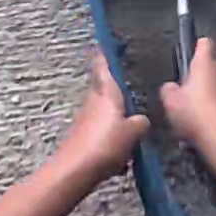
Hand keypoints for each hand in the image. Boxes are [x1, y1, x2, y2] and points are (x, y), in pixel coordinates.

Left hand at [54, 53, 149, 185]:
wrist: (74, 171)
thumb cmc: (105, 144)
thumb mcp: (132, 132)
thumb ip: (140, 123)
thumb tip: (141, 120)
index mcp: (106, 93)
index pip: (103, 67)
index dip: (104, 55)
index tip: (103, 44)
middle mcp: (94, 102)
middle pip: (103, 89)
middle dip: (114, 89)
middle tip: (129, 88)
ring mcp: (86, 120)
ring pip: (104, 113)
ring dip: (115, 118)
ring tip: (133, 128)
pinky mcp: (83, 139)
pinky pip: (102, 134)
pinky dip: (112, 142)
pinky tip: (122, 159)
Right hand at [160, 38, 215, 152]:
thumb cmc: (196, 114)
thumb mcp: (170, 101)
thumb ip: (168, 90)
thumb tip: (170, 87)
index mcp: (205, 64)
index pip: (203, 44)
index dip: (196, 46)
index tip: (189, 53)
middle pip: (207, 68)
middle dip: (195, 79)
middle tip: (181, 93)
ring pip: (212, 89)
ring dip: (201, 99)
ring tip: (186, 117)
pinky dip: (207, 115)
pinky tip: (195, 132)